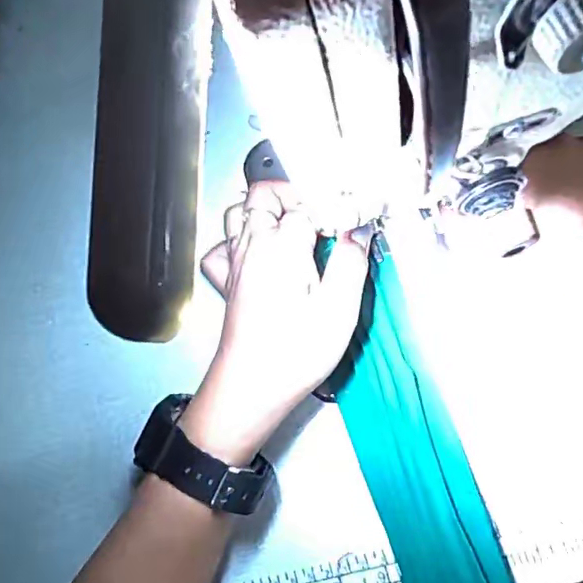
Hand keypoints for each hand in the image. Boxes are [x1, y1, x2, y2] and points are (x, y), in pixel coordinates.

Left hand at [184, 182, 370, 464]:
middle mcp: (252, 247)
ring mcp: (235, 264)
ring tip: (295, 227)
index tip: (357, 217)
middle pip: (264, 194)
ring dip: (265, 211)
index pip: (309, 204)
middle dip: (295, 195)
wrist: (251, 388)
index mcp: (281, 246)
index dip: (336, 206)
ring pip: (239, 213)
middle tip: (324, 215)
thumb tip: (358, 231)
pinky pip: (224, 246)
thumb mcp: (339, 308)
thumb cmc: (294, 352)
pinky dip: (239, 240)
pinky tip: (260, 254)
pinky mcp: (229, 284)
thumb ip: (350, 261)